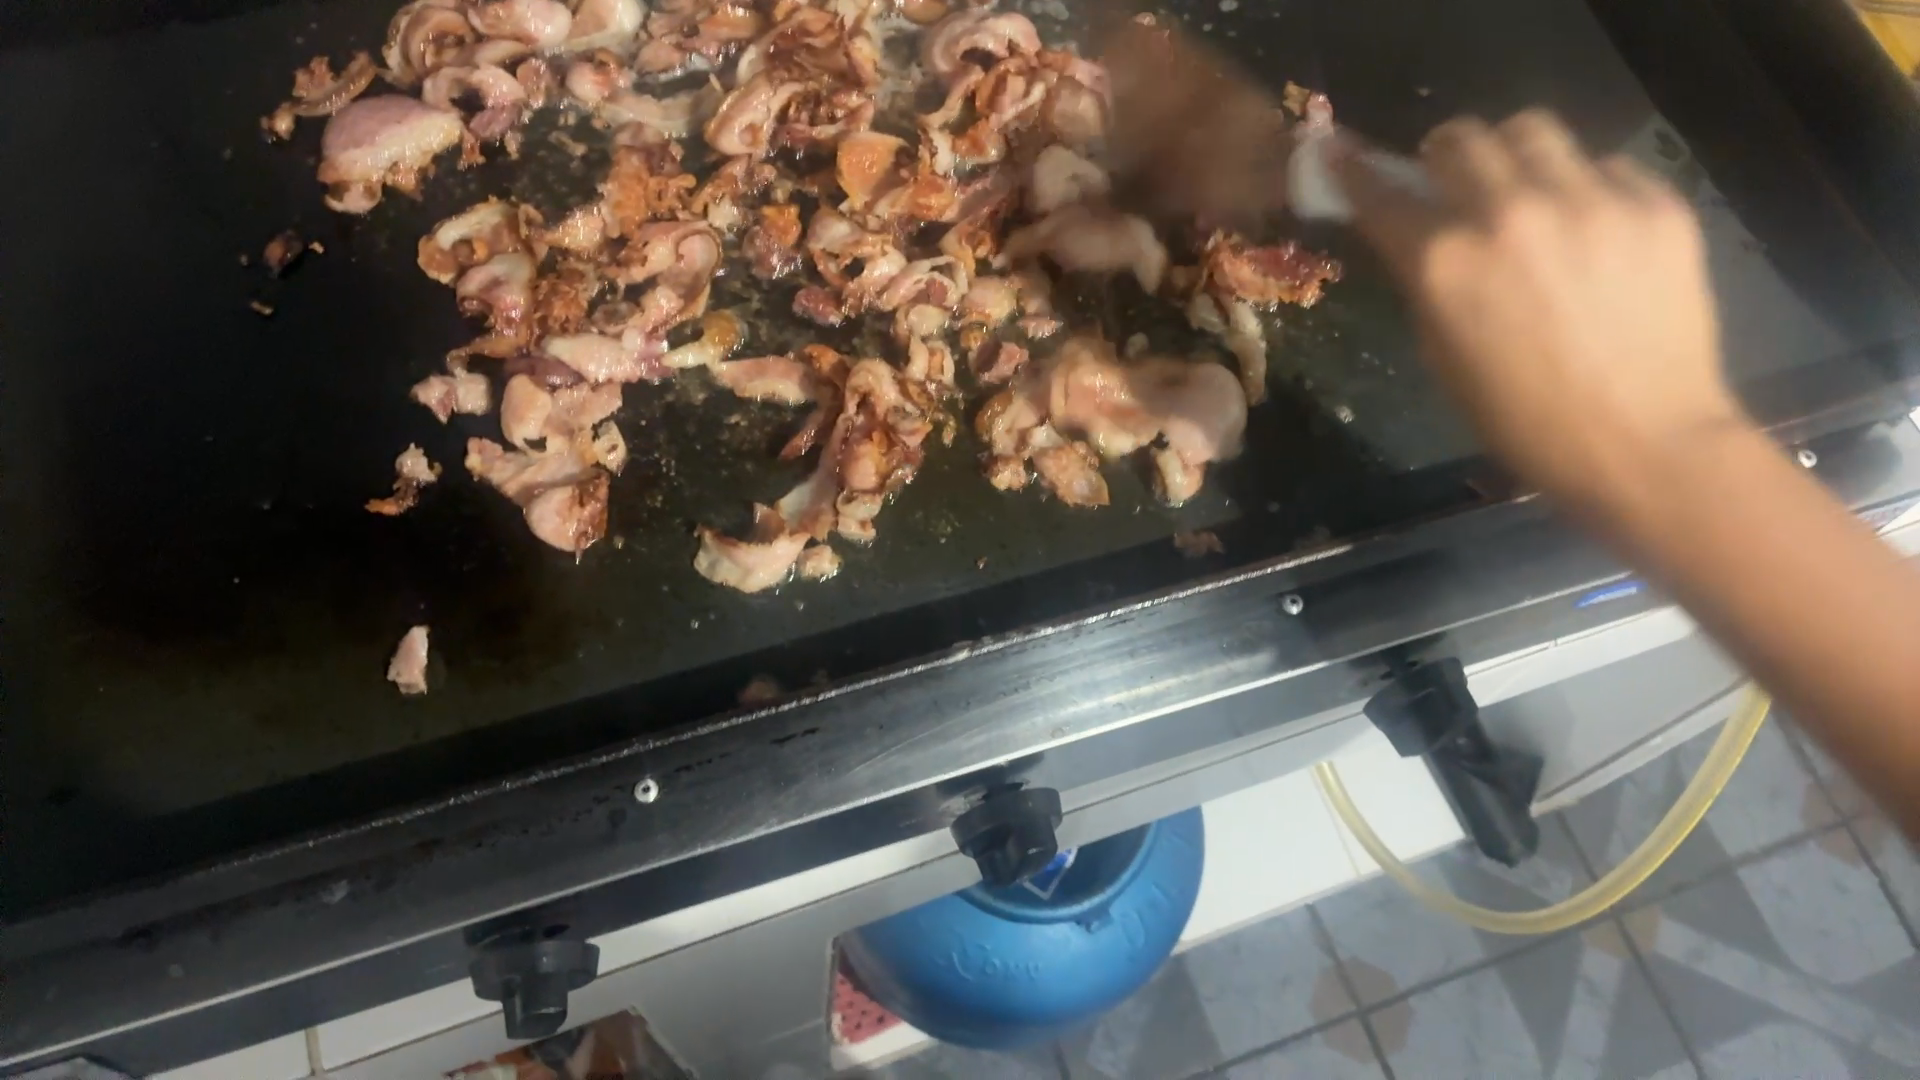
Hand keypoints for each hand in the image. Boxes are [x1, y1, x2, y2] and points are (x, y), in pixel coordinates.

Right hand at [1334, 110, 1748, 512]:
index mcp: (1444, 264)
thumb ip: (1425, 286)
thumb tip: (1419, 246)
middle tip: (1441, 179)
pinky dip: (1576, 186)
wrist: (1638, 439)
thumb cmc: (1517, 418)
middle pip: (1461, 139)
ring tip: (1513, 188)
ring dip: (1505, 154)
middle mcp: (1510, 214)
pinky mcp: (1654, 203)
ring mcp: (1591, 201)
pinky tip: (1581, 230)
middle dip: (1439, 156)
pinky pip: (1601, 165)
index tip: (1340, 156)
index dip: (1355, 173)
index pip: (1383, 195)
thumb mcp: (1440, 354)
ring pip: (1531, 131)